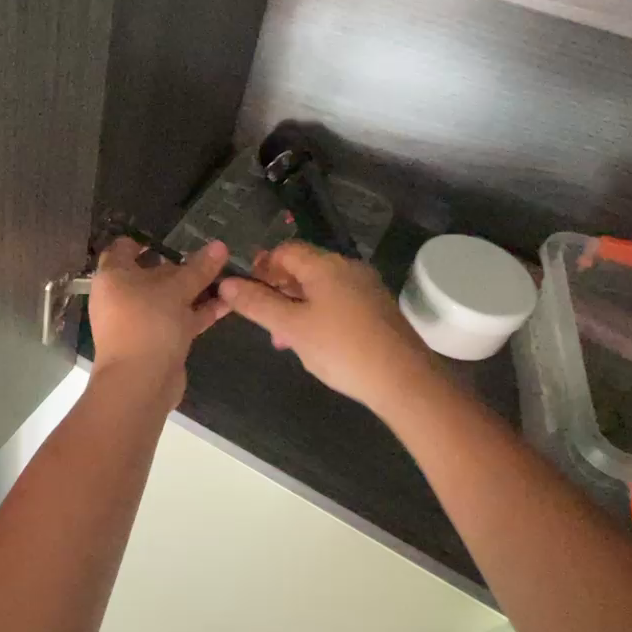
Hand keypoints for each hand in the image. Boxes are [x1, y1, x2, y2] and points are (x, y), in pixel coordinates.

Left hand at [89, 238, 230, 401]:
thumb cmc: (148, 323)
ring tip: (227, 278)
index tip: (176, 239)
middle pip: (152, 274)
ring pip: (169, 298)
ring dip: (195, 290)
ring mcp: (139, 320)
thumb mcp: (177, 290)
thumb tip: (220, 245)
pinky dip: (198, 311)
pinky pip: (178, 319)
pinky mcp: (156, 341)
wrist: (139, 383)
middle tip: (212, 258)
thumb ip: (199, 268)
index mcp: (113, 276)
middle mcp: (122, 296)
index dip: (147, 242)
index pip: (124, 248)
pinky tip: (228, 303)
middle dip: (182, 267)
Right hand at [218, 241, 432, 408]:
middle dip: (278, 289)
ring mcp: (367, 289)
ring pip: (321, 288)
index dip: (262, 266)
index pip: (285, 250)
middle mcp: (348, 269)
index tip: (246, 291)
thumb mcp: (291, 328)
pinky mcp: (378, 310)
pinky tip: (314, 343)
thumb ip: (257, 304)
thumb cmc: (342, 349)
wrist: (405, 381)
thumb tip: (226, 283)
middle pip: (303, 267)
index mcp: (326, 265)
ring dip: (297, 305)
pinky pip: (339, 302)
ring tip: (284, 338)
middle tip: (262, 318)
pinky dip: (319, 315)